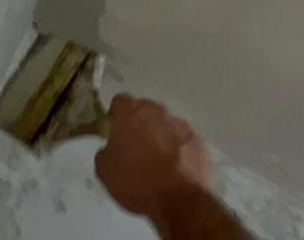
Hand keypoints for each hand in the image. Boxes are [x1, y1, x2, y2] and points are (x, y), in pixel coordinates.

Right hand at [93, 95, 213, 220]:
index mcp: (129, 112)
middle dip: (141, 124)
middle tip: (137, 147)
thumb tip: (111, 149)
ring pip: (166, 125)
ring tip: (160, 161)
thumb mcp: (105, 170)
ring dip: (161, 136)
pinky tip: (178, 168)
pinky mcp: (198, 141)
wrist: (181, 202)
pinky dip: (180, 149)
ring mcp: (180, 124)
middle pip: (145, 111)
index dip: (116, 115)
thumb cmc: (137, 182)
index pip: (119, 102)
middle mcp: (155, 110)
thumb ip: (105, 151)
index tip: (115, 131)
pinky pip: (184, 140)